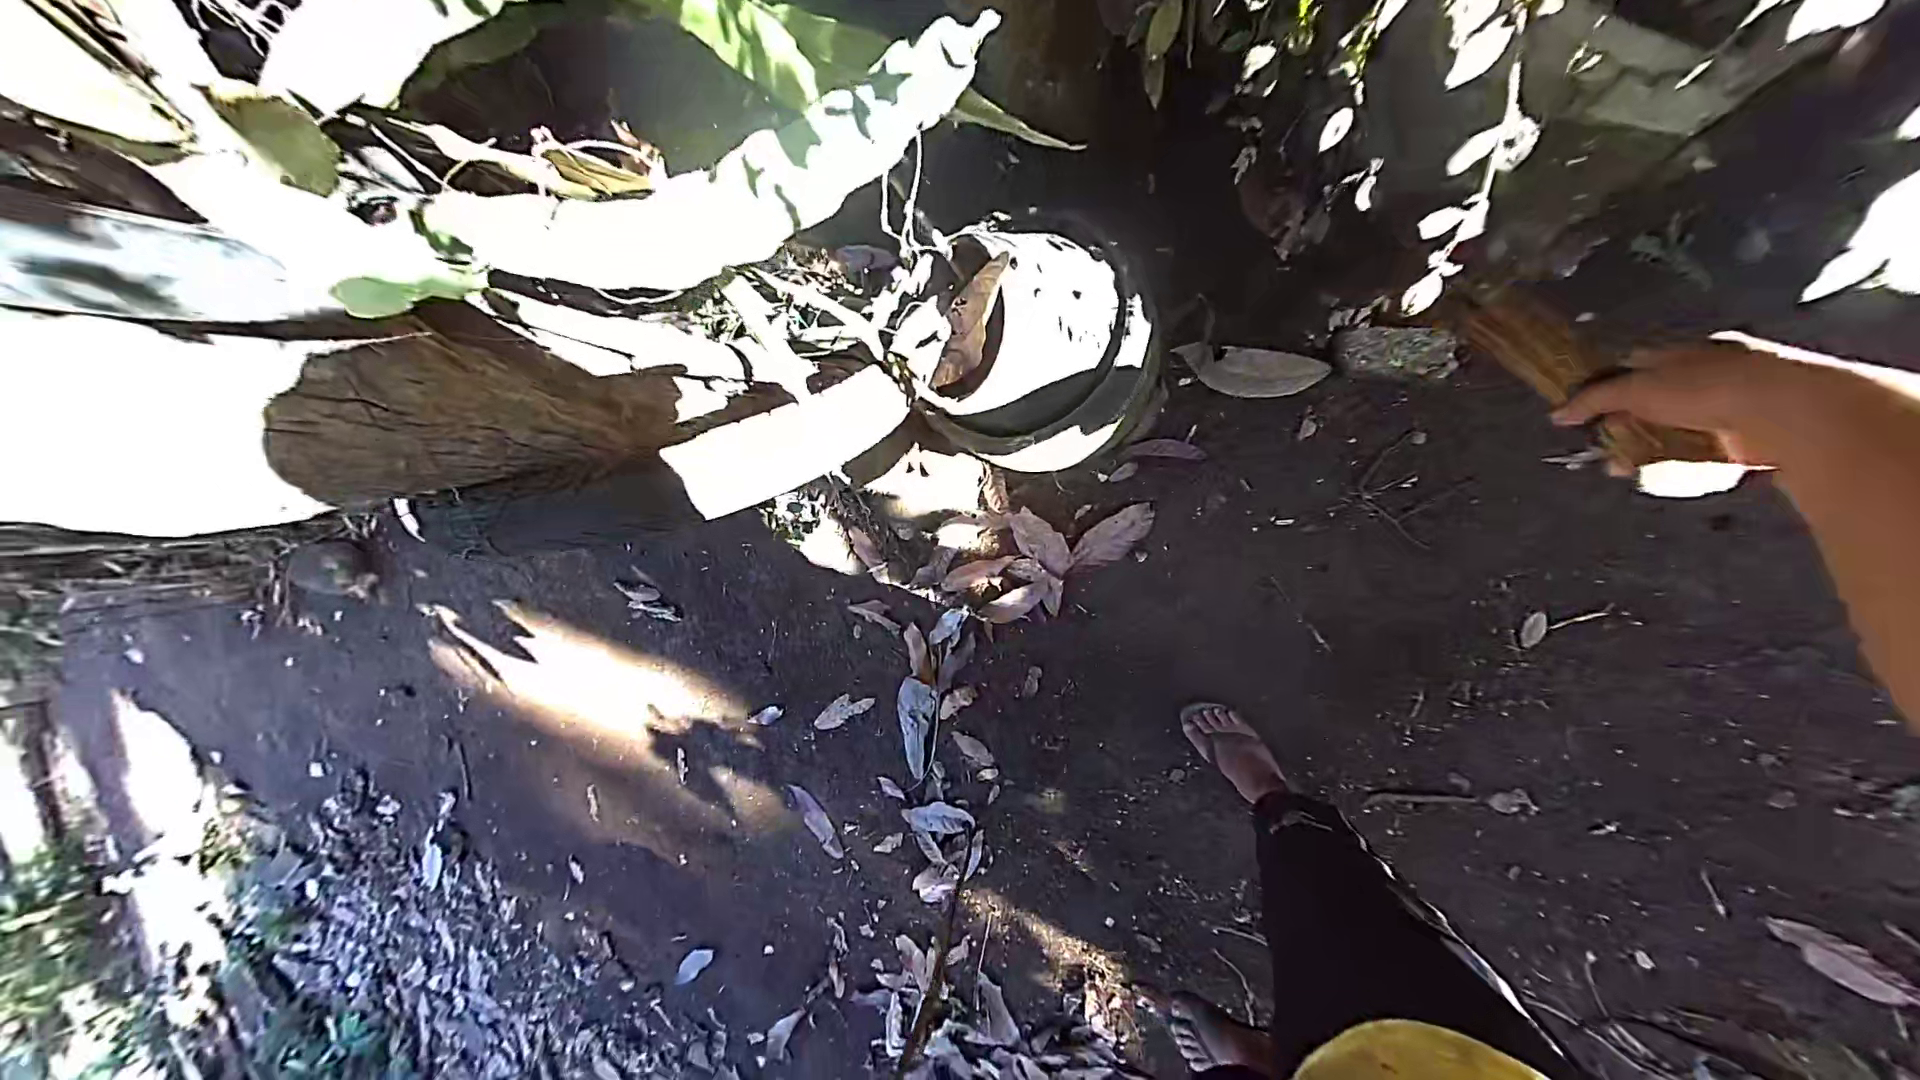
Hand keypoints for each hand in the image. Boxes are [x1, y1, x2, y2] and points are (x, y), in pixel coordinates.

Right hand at [1550, 338, 1849, 468]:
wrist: (1788, 414)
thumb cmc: (1710, 387)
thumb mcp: (1636, 387)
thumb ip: (1592, 400)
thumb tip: (1557, 414)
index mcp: (1688, 353)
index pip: (1633, 367)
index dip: (1603, 388)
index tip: (1581, 410)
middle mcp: (1710, 377)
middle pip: (1647, 404)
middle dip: (1620, 426)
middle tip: (1601, 443)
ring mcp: (1727, 410)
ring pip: (1666, 432)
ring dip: (1640, 450)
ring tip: (1623, 466)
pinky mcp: (1739, 441)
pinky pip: (1691, 455)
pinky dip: (1670, 465)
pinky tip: (1655, 471)